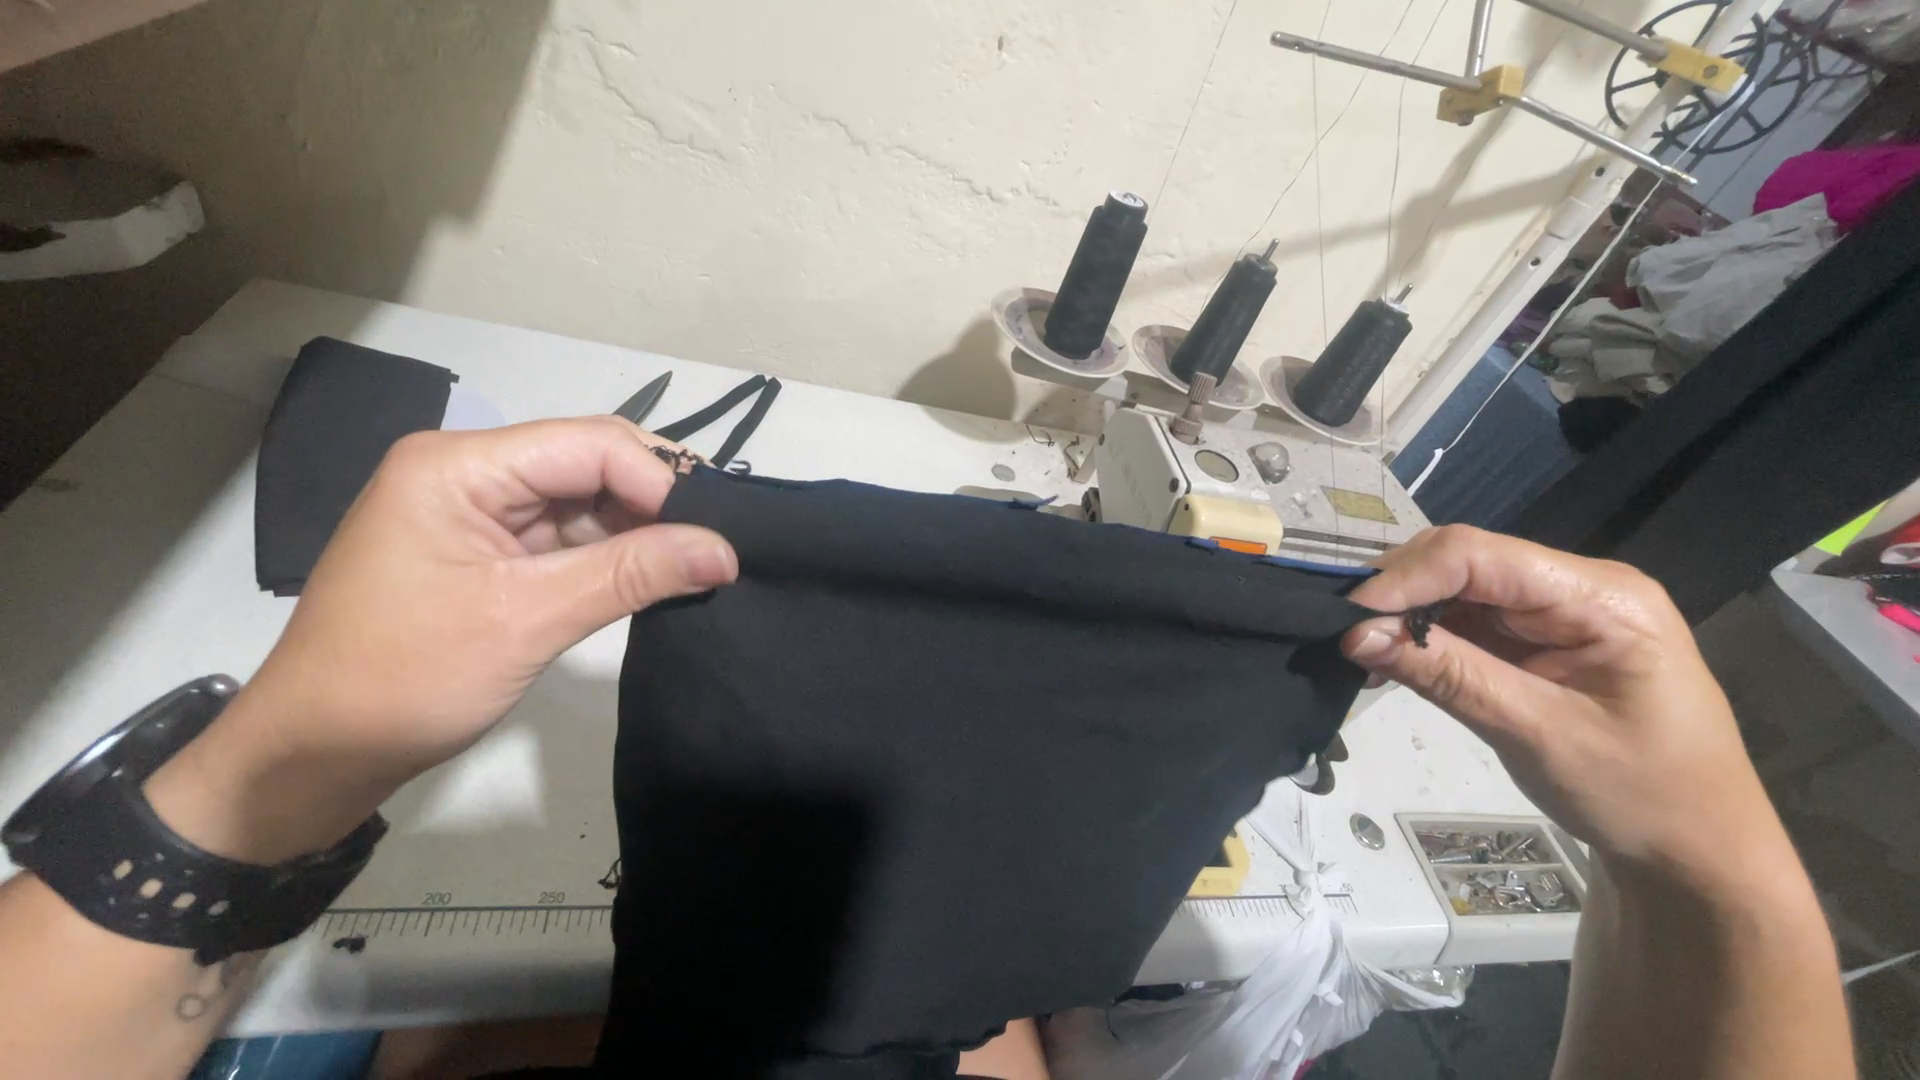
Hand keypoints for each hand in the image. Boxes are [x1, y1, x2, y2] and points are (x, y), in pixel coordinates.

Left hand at [146, 418, 736, 861]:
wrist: (314, 756)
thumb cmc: (403, 681)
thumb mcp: (526, 621)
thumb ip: (631, 575)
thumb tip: (727, 552)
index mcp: (461, 466)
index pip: (590, 444)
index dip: (661, 482)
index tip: (714, 538)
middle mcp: (473, 472)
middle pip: (593, 463)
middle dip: (658, 503)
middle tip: (718, 547)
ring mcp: (482, 512)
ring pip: (590, 501)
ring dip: (643, 533)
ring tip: (700, 566)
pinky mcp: (494, 551)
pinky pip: (572, 537)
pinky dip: (617, 557)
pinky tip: (658, 578)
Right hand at [1340, 526, 1787, 890]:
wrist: (1695, 852)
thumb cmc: (1639, 795)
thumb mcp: (1537, 734)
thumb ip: (1447, 675)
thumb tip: (1353, 634)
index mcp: (1601, 596)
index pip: (1477, 555)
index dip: (1403, 577)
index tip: (1346, 619)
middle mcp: (1575, 586)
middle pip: (1461, 559)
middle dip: (1398, 592)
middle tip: (1348, 638)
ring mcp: (1554, 610)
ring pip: (1453, 585)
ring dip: (1403, 615)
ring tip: (1364, 654)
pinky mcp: (1535, 636)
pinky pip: (1462, 616)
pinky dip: (1421, 635)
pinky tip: (1394, 659)